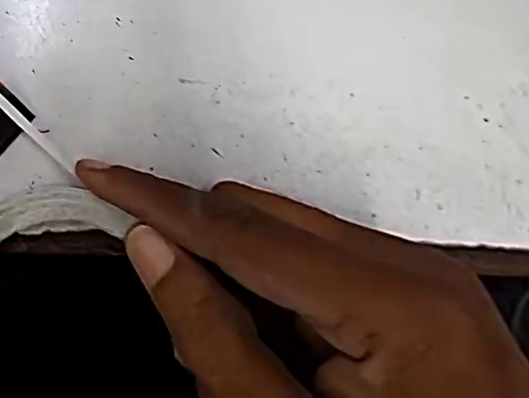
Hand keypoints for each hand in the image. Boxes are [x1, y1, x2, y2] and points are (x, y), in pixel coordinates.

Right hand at [78, 163, 528, 397]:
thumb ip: (213, 336)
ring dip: (234, 274)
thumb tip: (150, 246)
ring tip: (229, 352)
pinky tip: (267, 348)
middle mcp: (419, 275)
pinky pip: (318, 263)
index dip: (157, 200)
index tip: (101, 175)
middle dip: (198, 243)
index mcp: (400, 304)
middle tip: (162, 294)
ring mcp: (427, 284)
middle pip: (262, 219)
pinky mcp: (423, 299)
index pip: (240, 226)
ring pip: (285, 236)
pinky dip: (274, 293)